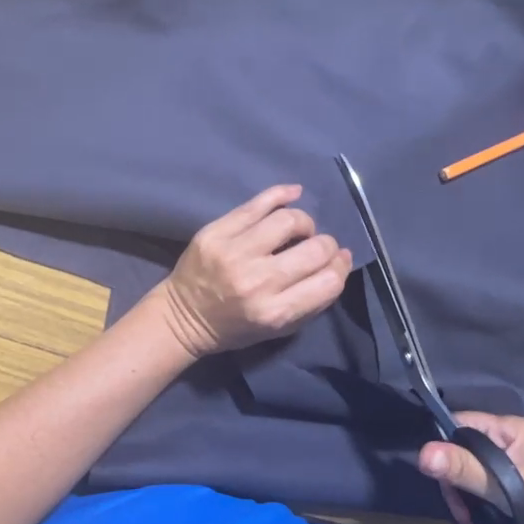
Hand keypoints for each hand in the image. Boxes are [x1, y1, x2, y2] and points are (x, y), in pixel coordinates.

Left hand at [151, 184, 353, 358]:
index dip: (340, 267)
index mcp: (275, 313)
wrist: (182, 317)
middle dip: (326, 245)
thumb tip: (341, 260)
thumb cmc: (235, 328)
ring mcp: (234, 252)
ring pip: (288, 220)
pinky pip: (257, 203)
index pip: (328, 281)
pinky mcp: (216, 232)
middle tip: (317, 246)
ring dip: (303, 222)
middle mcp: (257, 281)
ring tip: (299, 230)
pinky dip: (281, 195)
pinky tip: (293, 195)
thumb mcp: (278, 329)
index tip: (337, 261)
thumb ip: (313, 301)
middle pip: (314, 249)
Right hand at [418, 413, 523, 523]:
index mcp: (514, 432)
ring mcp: (511, 478)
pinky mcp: (511, 504)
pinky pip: (480, 508)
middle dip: (458, 497)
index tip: (436, 479)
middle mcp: (511, 449)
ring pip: (468, 488)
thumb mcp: (508, 492)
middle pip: (460, 461)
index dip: (443, 448)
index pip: (461, 425)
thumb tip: (421, 452)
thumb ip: (465, 470)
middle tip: (462, 522)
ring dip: (466, 520)